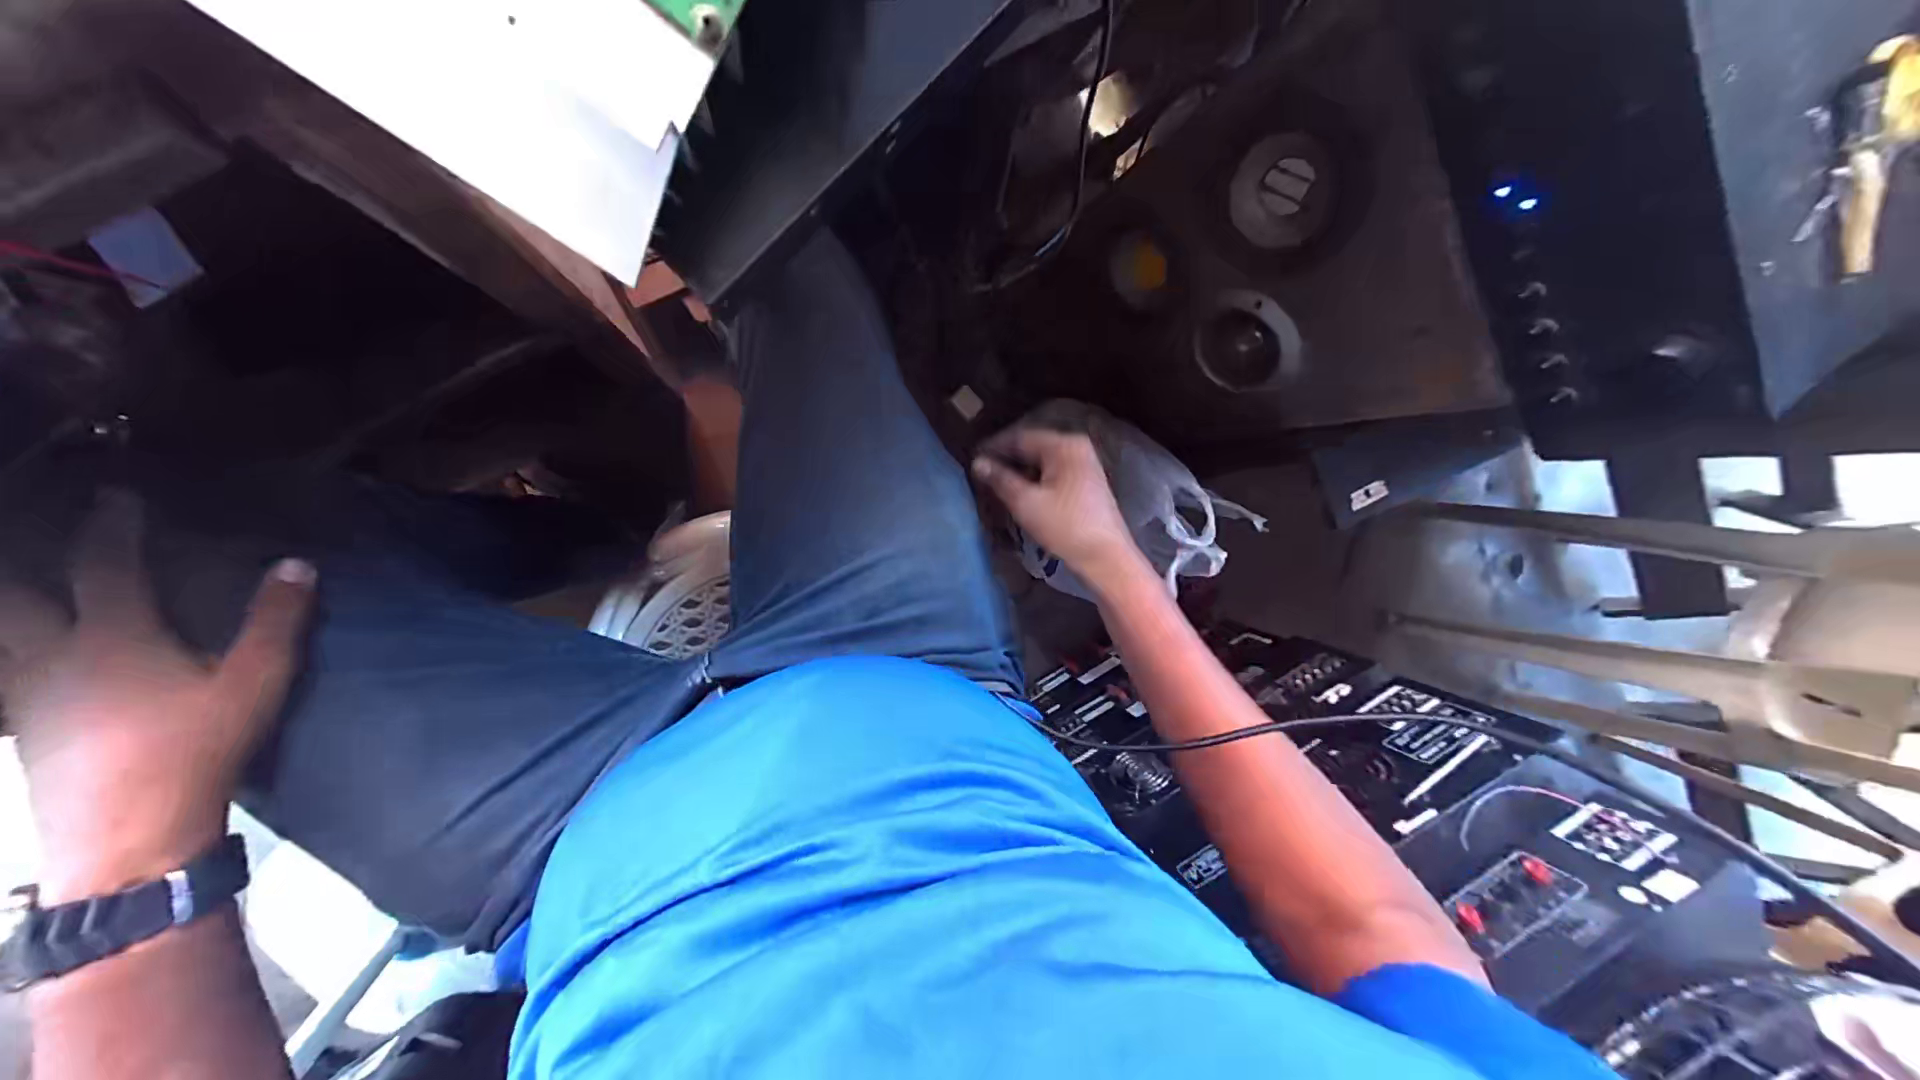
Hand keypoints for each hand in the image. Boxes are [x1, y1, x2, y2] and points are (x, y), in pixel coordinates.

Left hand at [0, 492, 316, 901]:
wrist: (129, 831)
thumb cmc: (198, 746)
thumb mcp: (256, 682)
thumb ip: (276, 621)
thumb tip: (296, 564)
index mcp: (113, 639)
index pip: (105, 566)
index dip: (111, 526)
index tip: (116, 495)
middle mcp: (52, 657)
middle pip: (14, 598)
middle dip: (21, 565)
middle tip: (35, 539)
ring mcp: (24, 697)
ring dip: (12, 611)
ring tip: (31, 600)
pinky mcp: (19, 729)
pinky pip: (2, 679)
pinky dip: (10, 659)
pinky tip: (30, 667)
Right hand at [972, 427, 1149, 591]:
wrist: (1106, 557)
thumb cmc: (1065, 527)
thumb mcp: (1026, 502)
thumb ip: (1000, 479)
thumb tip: (978, 462)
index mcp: (1064, 445)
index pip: (1019, 437)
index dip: (994, 447)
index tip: (973, 459)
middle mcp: (1076, 447)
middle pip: (1032, 448)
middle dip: (1007, 461)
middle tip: (982, 475)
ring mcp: (1084, 464)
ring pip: (1042, 462)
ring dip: (1020, 472)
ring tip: (998, 486)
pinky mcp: (1086, 481)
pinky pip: (1053, 473)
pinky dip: (1036, 481)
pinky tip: (1022, 494)